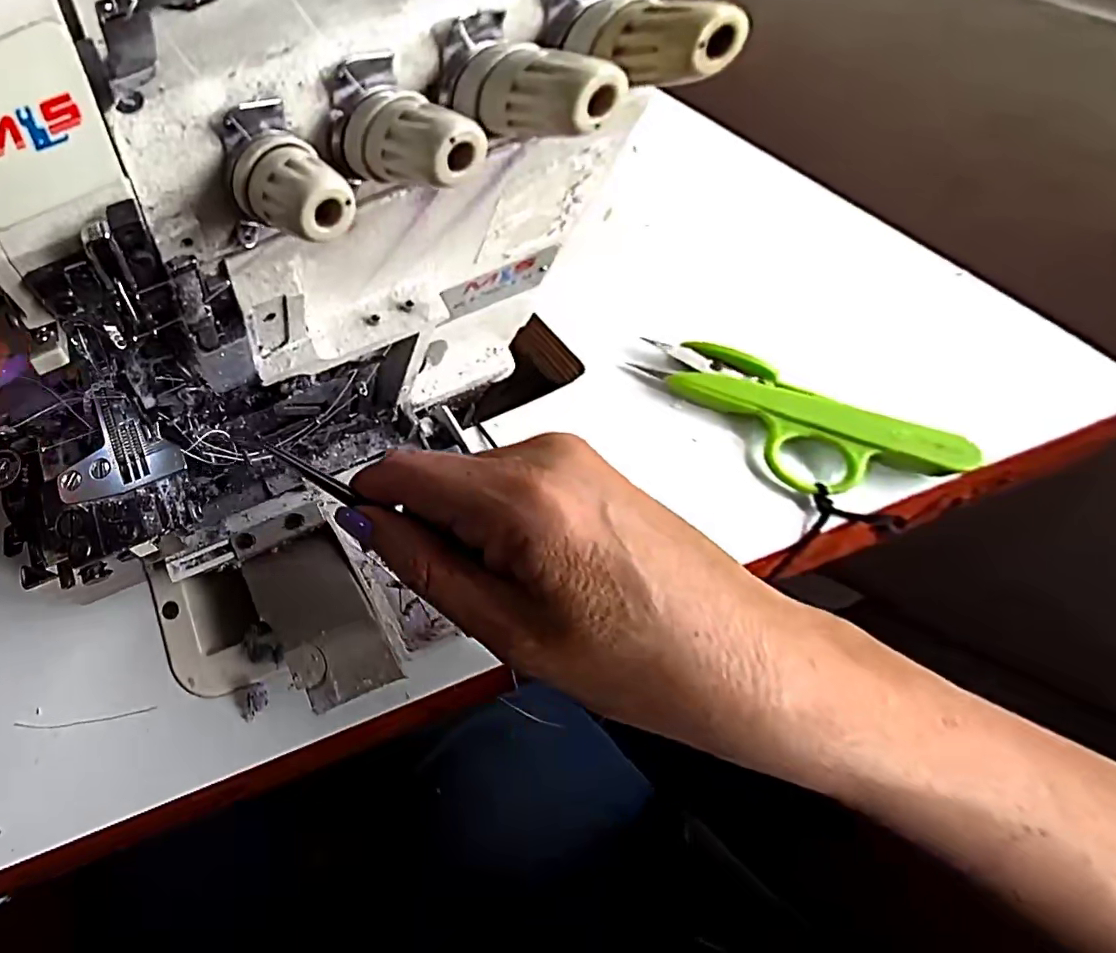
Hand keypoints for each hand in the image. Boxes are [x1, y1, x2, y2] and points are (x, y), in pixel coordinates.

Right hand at [348, 434, 827, 763]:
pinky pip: (507, 479)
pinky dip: (499, 519)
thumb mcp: (510, 630)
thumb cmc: (655, 660)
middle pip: (435, 474)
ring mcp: (572, 454)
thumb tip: (374, 526)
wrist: (752, 662)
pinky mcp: (586, 463)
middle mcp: (548, 456)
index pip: (401, 470)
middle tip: (464, 589)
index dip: (369, 501)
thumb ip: (425, 567)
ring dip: (466, 526)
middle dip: (427, 525)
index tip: (363, 529)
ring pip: (470, 479)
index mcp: (524, 498)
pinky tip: (540, 568)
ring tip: (518, 586)